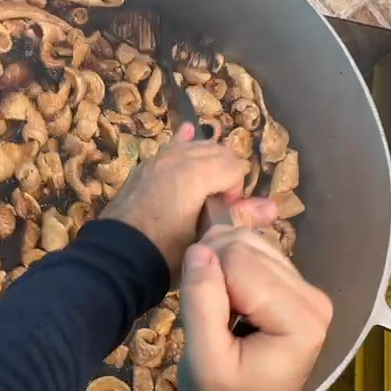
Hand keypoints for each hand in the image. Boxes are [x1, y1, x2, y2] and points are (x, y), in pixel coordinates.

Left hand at [101, 124, 269, 278]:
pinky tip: (189, 130)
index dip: (235, 192)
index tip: (223, 215)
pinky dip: (184, 142)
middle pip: (217, 152)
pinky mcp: (145, 167)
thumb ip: (240, 218)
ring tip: (206, 192)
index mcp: (195, 173)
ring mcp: (158, 159)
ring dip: (208, 162)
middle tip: (217, 208)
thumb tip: (273, 206)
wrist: (117, 259)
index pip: (234, 168)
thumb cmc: (166, 254)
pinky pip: (171, 146)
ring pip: (195, 147)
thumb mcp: (206, 239)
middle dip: (225, 175)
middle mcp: (177, 158)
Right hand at [177, 225, 333, 390]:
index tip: (202, 316)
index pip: (238, 261)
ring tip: (216, 304)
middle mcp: (312, 297)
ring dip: (221, 264)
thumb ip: (201, 305)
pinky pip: (254, 249)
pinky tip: (228, 294)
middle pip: (245, 246)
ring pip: (248, 242)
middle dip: (214, 268)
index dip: (208, 280)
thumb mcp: (204, 363)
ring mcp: (306, 287)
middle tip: (205, 310)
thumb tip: (198, 250)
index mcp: (299, 320)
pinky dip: (231, 264)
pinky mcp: (294, 283)